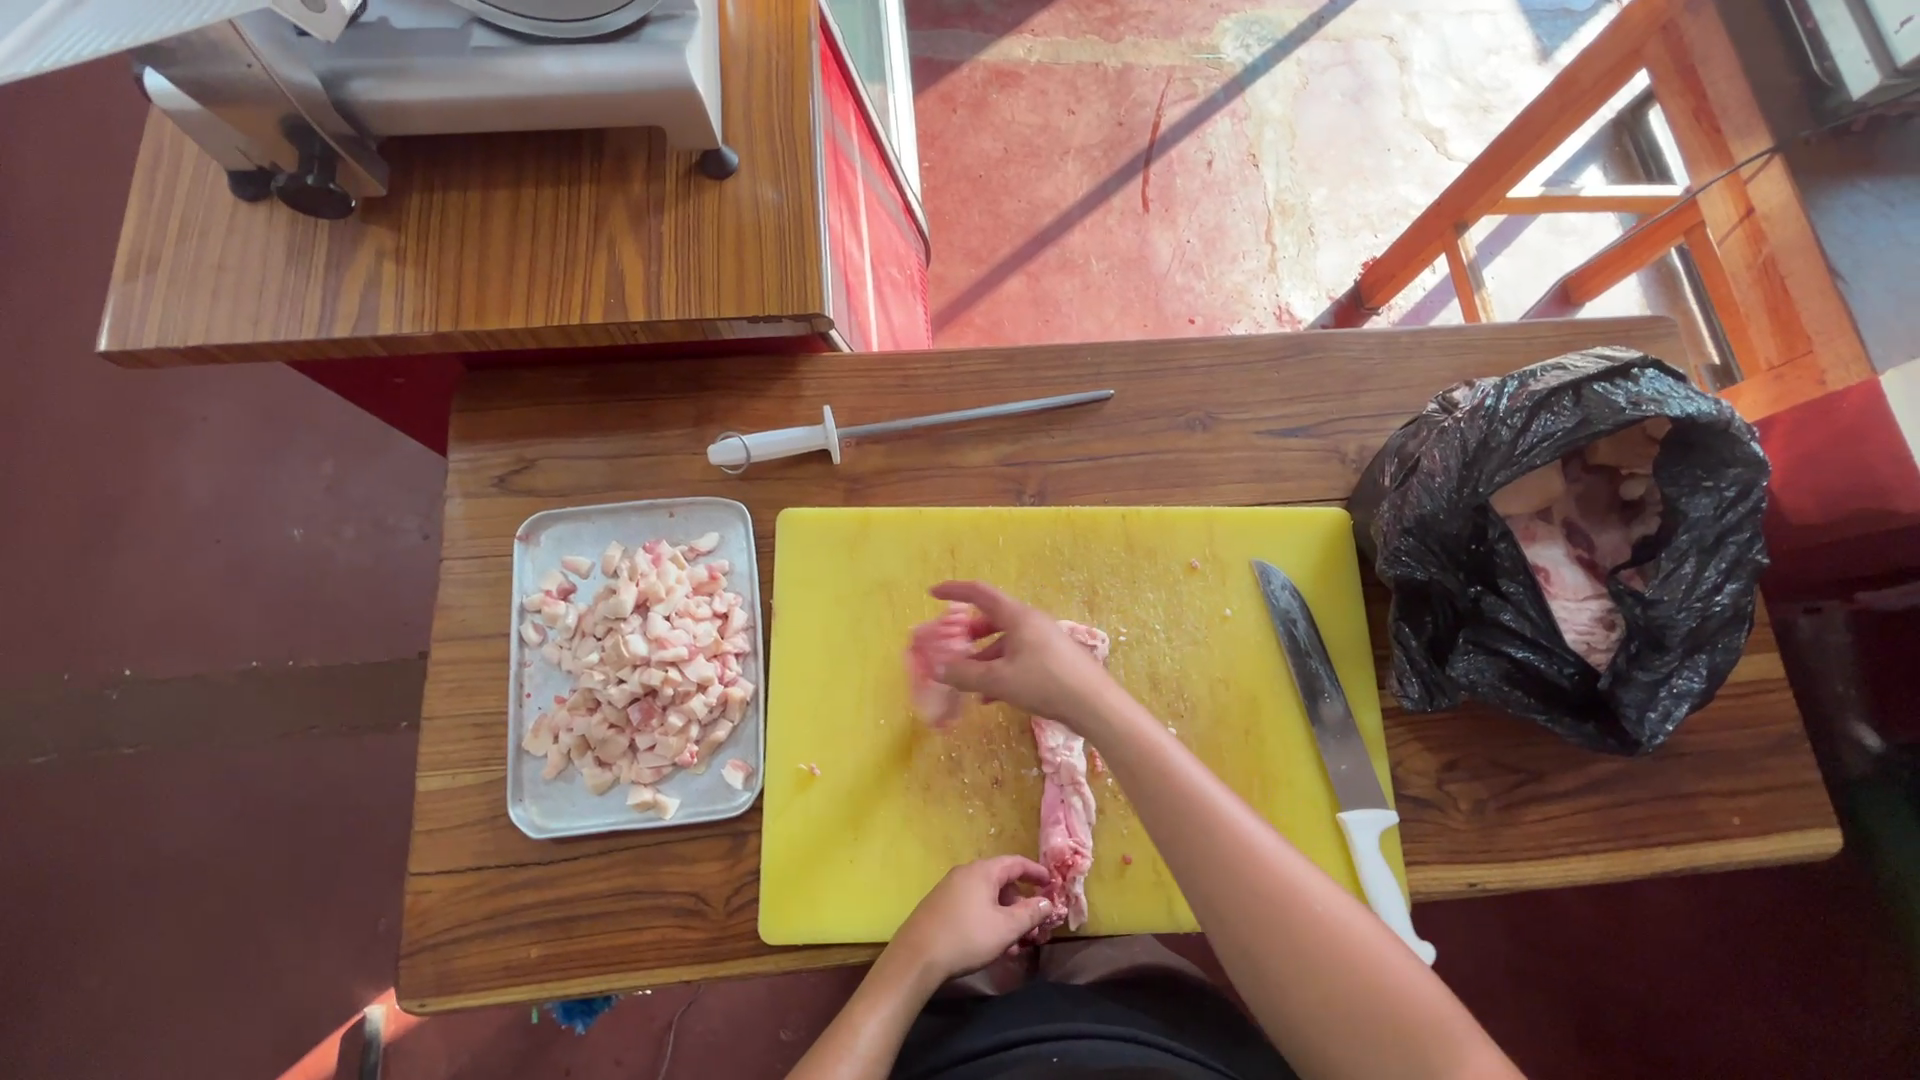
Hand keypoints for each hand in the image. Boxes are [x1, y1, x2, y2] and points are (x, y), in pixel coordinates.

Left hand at [886, 855, 1056, 984]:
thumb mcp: (1006, 928)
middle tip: (1034, 927)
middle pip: (1002, 883)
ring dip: (1005, 919)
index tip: (1051, 883)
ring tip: (1015, 947)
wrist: (917, 957)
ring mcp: (950, 890)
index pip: (1015, 863)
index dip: (1036, 872)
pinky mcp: (940, 907)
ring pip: (987, 899)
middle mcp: (965, 874)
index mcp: (983, 872)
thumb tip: (1046, 902)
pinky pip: (973, 908)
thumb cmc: (967, 937)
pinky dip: (988, 922)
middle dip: (1021, 905)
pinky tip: (994, 948)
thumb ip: (1030, 913)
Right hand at [929, 581, 1122, 733]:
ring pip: (1005, 643)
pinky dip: (1000, 670)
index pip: (980, 593)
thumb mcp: (999, 680)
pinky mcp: (1053, 661)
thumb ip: (966, 674)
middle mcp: (1031, 623)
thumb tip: (939, 669)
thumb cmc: (1046, 683)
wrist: (1096, 705)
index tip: (932, 593)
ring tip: (966, 680)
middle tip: (950, 647)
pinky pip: (1018, 658)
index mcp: (1018, 617)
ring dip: (982, 658)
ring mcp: (1044, 641)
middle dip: (967, 633)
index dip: (955, 591)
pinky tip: (990, 697)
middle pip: (992, 619)